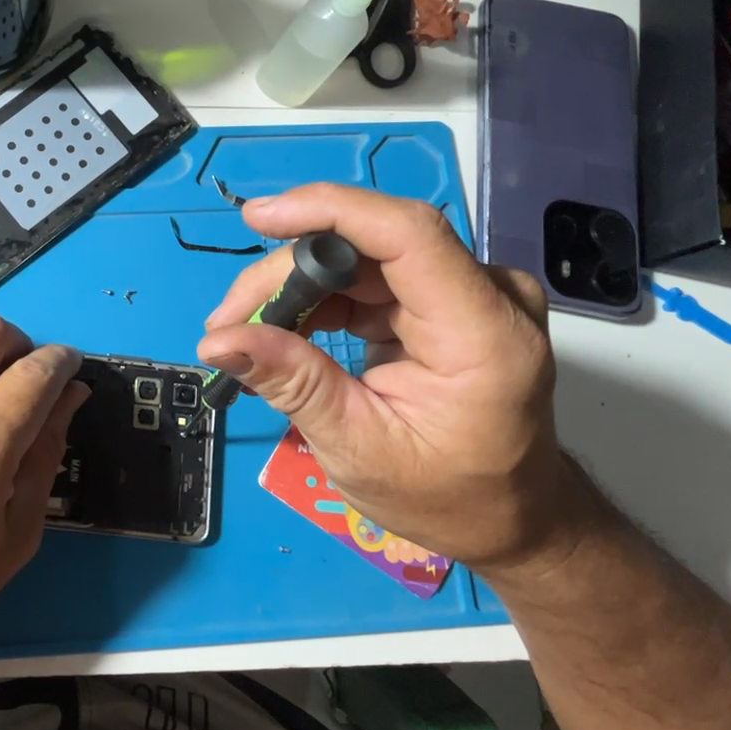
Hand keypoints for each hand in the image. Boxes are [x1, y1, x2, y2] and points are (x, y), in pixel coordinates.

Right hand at [197, 185, 603, 574]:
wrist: (512, 518)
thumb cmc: (445, 496)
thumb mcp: (358, 448)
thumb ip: (293, 384)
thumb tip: (218, 341)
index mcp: (481, 334)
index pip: (407, 234)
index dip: (329, 211)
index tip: (257, 219)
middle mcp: (486, 295)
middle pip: (369, 248)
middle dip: (288, 273)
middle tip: (228, 321)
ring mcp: (469, 293)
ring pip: (361, 260)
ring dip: (295, 289)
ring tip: (245, 332)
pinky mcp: (447, 301)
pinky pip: (369, 280)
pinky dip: (319, 302)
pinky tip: (283, 333)